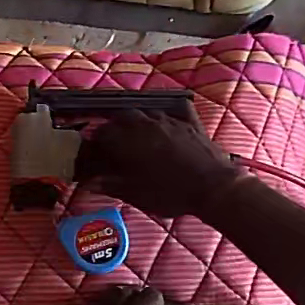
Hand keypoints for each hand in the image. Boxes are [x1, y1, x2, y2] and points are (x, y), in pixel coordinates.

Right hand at [73, 110, 244, 217]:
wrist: (213, 187)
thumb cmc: (171, 193)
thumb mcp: (137, 195)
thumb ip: (112, 186)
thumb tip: (90, 184)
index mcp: (128, 140)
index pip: (103, 133)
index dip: (96, 141)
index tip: (95, 150)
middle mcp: (146, 124)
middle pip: (123, 116)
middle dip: (115, 126)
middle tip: (114, 141)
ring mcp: (170, 120)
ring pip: (147, 111)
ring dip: (138, 119)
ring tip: (135, 132)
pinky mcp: (190, 123)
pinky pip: (176, 109)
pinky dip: (168, 112)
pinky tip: (167, 118)